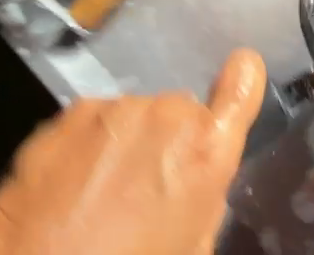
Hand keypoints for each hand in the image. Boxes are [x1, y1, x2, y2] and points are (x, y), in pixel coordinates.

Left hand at [0, 49, 267, 254]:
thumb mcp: (190, 248)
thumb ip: (203, 199)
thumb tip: (194, 179)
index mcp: (206, 150)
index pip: (244, 82)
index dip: (242, 79)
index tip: (238, 75)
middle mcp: (166, 114)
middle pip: (179, 114)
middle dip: (166, 143)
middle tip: (144, 191)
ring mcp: (116, 108)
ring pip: (133, 119)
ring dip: (124, 145)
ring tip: (99, 196)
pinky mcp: (71, 111)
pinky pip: (94, 122)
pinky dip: (87, 146)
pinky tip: (69, 187)